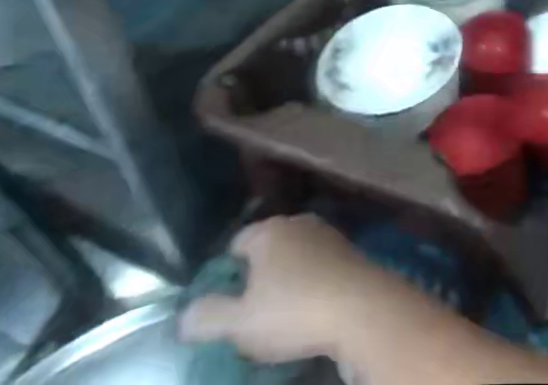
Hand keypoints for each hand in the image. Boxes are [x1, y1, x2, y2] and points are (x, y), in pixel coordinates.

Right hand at [178, 214, 425, 364]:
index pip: (236, 243)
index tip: (226, 303)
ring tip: (284, 312)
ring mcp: (328, 234)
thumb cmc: (294, 310)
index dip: (227, 273)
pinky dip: (314, 282)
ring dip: (289, 277)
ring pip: (297, 254)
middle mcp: (297, 222)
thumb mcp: (240, 324)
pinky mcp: (350, 251)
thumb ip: (207, 317)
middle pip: (268, 246)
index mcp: (268, 231)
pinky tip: (314, 307)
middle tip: (253, 310)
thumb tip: (184, 315)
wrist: (362, 307)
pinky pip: (321, 265)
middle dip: (259, 273)